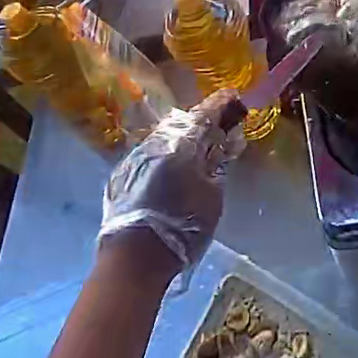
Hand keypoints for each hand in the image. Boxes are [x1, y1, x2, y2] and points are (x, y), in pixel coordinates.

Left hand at [97, 92, 245, 276]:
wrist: (133, 262)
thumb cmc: (181, 228)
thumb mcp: (212, 196)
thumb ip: (219, 163)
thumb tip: (225, 142)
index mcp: (181, 144)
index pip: (205, 113)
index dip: (222, 103)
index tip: (235, 96)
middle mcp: (155, 143)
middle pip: (183, 123)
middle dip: (203, 121)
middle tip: (220, 125)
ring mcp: (136, 157)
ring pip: (166, 137)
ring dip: (184, 137)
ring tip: (200, 145)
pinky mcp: (123, 175)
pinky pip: (153, 153)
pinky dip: (168, 153)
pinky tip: (176, 165)